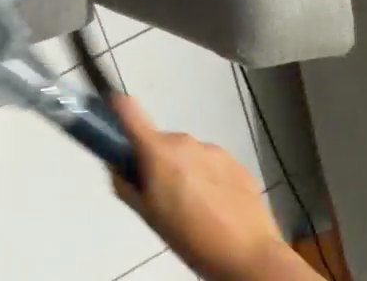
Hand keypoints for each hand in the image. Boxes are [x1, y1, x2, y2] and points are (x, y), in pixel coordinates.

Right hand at [112, 95, 312, 280]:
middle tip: (167, 193)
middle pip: (161, 142)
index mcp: (157, 151)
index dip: (118, 107)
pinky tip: (220, 207)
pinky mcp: (239, 165)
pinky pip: (214, 165)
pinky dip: (211, 178)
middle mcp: (184, 141)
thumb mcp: (148, 216)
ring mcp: (214, 151)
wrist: (253, 259)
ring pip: (189, 154)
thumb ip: (125, 185)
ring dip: (187, 170)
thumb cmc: (191, 238)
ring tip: (199, 205)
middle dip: (160, 160)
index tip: (114, 115)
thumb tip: (117, 168)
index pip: (128, 109)